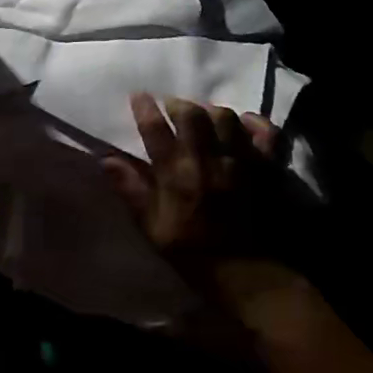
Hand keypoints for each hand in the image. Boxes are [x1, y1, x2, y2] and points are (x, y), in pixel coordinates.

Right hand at [104, 94, 306, 303]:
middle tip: (172, 106)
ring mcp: (240, 162)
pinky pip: (265, 133)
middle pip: (193, 114)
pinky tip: (242, 124)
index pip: (156, 129)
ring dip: (211, 110)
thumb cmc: (191, 252)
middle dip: (178, 104)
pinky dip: (254, 123)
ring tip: (204, 116)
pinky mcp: (266, 168)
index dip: (145, 108)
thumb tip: (106, 159)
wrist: (246, 275)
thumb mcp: (151, 227)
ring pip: (226, 117)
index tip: (139, 96)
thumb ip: (131, 190)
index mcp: (176, 176)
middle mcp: (207, 162)